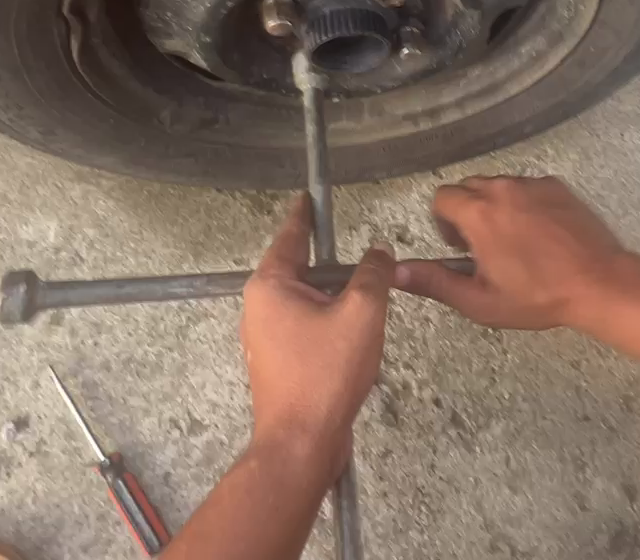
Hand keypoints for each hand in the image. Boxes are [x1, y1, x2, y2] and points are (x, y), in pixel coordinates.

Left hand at [240, 197, 392, 470]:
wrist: (302, 444)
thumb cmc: (325, 373)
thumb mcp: (362, 312)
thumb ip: (374, 274)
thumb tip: (380, 252)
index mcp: (271, 284)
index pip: (291, 235)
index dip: (305, 213)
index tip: (308, 196)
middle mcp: (260, 305)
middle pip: (304, 269)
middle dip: (335, 267)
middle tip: (365, 263)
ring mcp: (265, 336)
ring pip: (309, 300)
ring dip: (337, 299)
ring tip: (367, 306)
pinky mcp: (278, 361)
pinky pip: (307, 325)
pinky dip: (330, 322)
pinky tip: (355, 338)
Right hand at [393, 175, 626, 329]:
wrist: (597, 283)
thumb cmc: (536, 296)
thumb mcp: (479, 300)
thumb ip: (434, 282)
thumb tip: (396, 272)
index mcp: (478, 212)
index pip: (442, 197)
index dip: (444, 222)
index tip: (461, 247)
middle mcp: (502, 188)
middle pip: (468, 186)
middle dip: (467, 211)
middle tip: (483, 247)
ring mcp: (531, 183)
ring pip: (498, 185)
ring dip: (495, 206)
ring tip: (513, 241)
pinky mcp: (555, 185)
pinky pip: (526, 186)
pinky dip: (523, 203)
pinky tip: (539, 233)